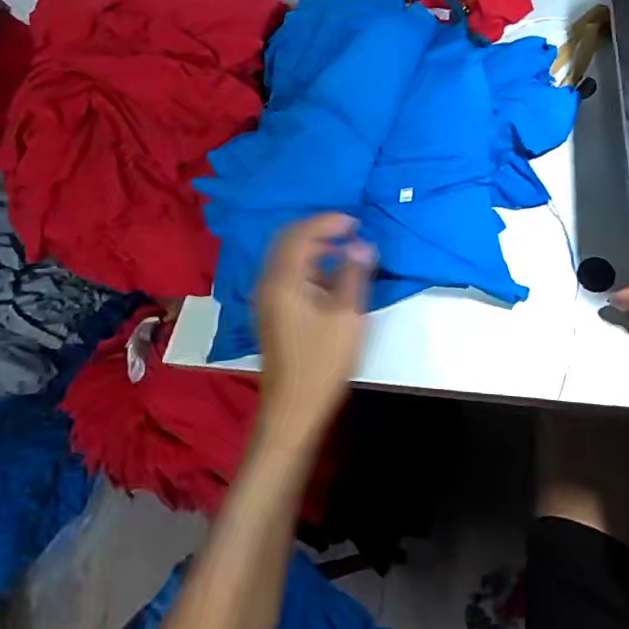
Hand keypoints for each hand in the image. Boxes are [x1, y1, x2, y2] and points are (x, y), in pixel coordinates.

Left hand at [252, 213, 374, 443]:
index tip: (356, 221)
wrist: (294, 406)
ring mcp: (268, 299)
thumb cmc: (322, 360)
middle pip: (288, 241)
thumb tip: (361, 245)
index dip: (328, 222)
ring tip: (346, 248)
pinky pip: (289, 274)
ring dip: (315, 246)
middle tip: (350, 229)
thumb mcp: (347, 314)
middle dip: (319, 229)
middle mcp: (269, 284)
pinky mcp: (274, 312)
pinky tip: (332, 274)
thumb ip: (353, 274)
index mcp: (284, 281)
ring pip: (288, 257)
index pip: (300, 234)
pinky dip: (310, 264)